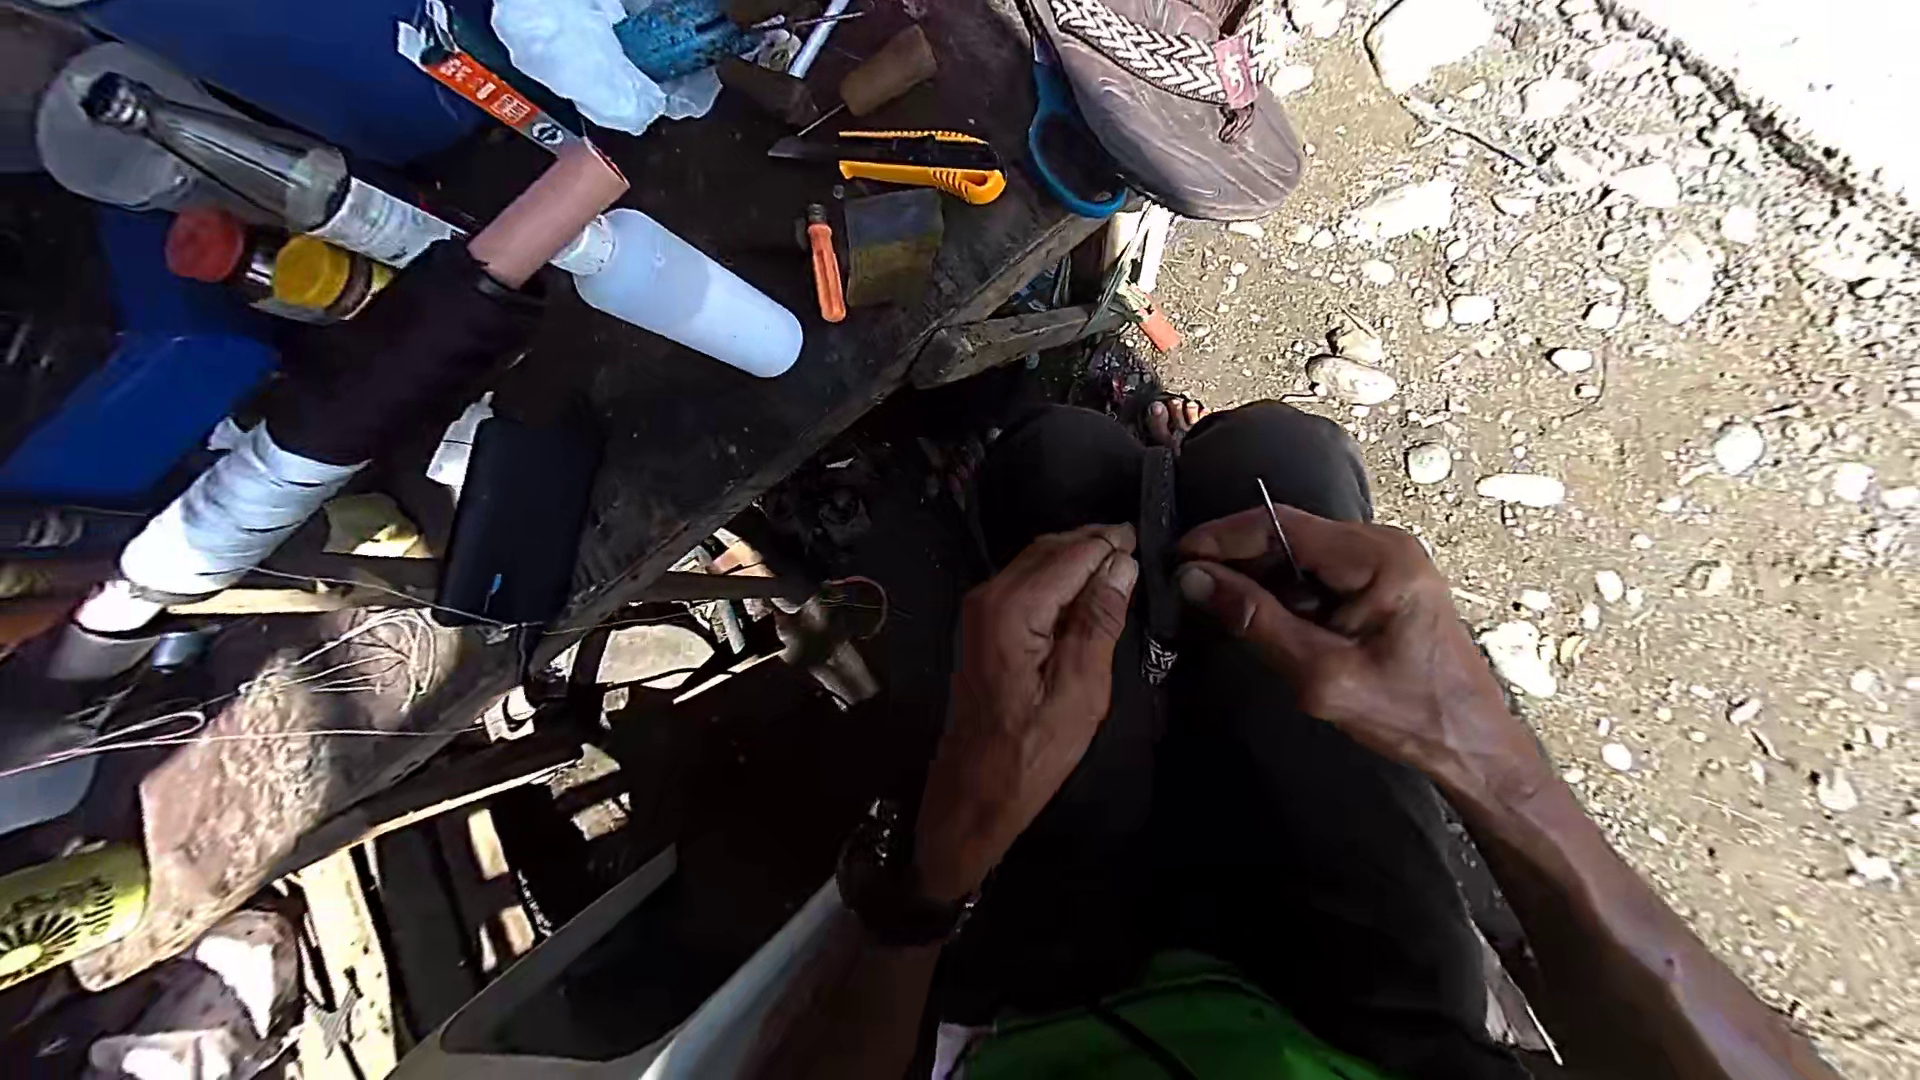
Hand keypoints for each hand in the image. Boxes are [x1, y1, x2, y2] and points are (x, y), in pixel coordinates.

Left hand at [915, 524, 1138, 900]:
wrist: (974, 784)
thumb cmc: (1031, 751)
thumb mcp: (1080, 692)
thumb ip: (1099, 622)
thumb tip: (1120, 567)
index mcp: (1013, 610)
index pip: (1070, 556)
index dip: (1107, 544)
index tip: (1142, 539)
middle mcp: (989, 595)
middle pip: (1047, 549)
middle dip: (1091, 543)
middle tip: (1133, 548)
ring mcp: (980, 606)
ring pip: (1034, 560)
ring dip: (1074, 557)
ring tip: (1116, 565)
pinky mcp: (982, 620)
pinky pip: (1024, 581)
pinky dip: (1056, 577)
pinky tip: (1084, 589)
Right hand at [1176, 506, 1546, 798]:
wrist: (1473, 746)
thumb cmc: (1410, 714)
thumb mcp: (1320, 673)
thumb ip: (1255, 620)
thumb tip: (1194, 579)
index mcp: (1378, 558)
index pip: (1277, 524)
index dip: (1218, 537)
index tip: (1175, 558)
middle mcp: (1379, 545)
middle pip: (1282, 533)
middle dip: (1230, 558)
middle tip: (1185, 586)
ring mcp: (1378, 561)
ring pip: (1289, 552)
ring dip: (1249, 577)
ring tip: (1211, 604)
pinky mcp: (1371, 581)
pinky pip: (1306, 572)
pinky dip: (1273, 591)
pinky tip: (1251, 616)